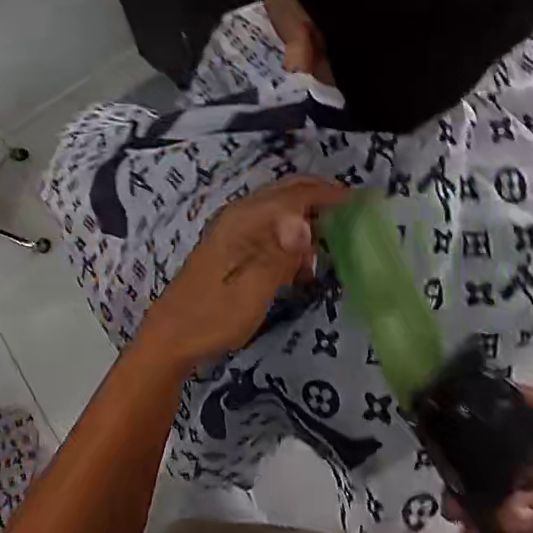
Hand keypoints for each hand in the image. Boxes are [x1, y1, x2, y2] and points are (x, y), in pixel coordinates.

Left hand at [133, 177, 349, 371]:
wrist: (169, 339)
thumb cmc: (212, 318)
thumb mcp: (252, 291)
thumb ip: (280, 254)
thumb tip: (305, 223)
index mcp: (243, 220)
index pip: (294, 195)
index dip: (329, 195)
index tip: (362, 202)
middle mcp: (237, 216)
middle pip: (286, 193)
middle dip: (320, 198)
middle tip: (354, 212)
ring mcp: (232, 229)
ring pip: (279, 210)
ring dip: (307, 218)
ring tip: (334, 241)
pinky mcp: (231, 246)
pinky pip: (269, 228)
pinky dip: (291, 237)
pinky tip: (302, 263)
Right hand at [444, 388, 532, 532]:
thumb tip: (504, 512)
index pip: (520, 399)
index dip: (482, 405)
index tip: (444, 422)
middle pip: (505, 437)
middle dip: (473, 464)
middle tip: (448, 490)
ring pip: (505, 469)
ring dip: (480, 494)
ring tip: (457, 522)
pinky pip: (513, 495)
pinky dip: (494, 513)